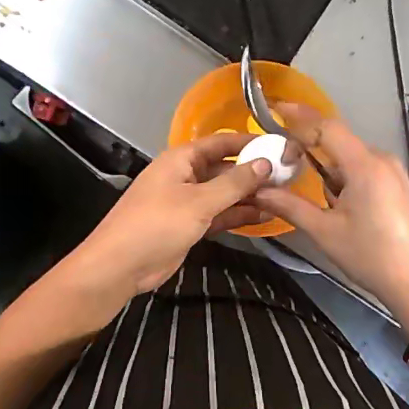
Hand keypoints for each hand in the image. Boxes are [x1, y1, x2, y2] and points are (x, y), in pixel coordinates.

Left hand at [63, 132, 272, 300]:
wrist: (120, 266)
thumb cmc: (156, 224)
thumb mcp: (199, 201)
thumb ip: (235, 183)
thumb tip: (265, 163)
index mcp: (181, 159)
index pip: (220, 143)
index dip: (248, 142)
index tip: (278, 145)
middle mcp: (184, 176)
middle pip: (224, 168)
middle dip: (253, 172)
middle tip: (288, 176)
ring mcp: (186, 202)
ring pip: (223, 194)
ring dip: (249, 196)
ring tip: (283, 197)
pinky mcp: (189, 226)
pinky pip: (218, 215)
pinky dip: (238, 215)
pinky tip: (264, 217)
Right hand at [249, 104, 408, 311]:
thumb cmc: (369, 256)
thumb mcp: (324, 231)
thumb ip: (289, 206)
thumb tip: (260, 191)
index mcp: (365, 166)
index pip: (328, 128)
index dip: (300, 118)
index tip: (276, 112)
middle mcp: (382, 161)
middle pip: (337, 144)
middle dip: (310, 155)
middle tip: (286, 172)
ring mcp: (393, 173)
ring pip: (349, 161)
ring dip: (329, 175)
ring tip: (322, 208)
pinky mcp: (398, 186)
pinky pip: (364, 172)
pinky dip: (345, 182)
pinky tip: (342, 210)